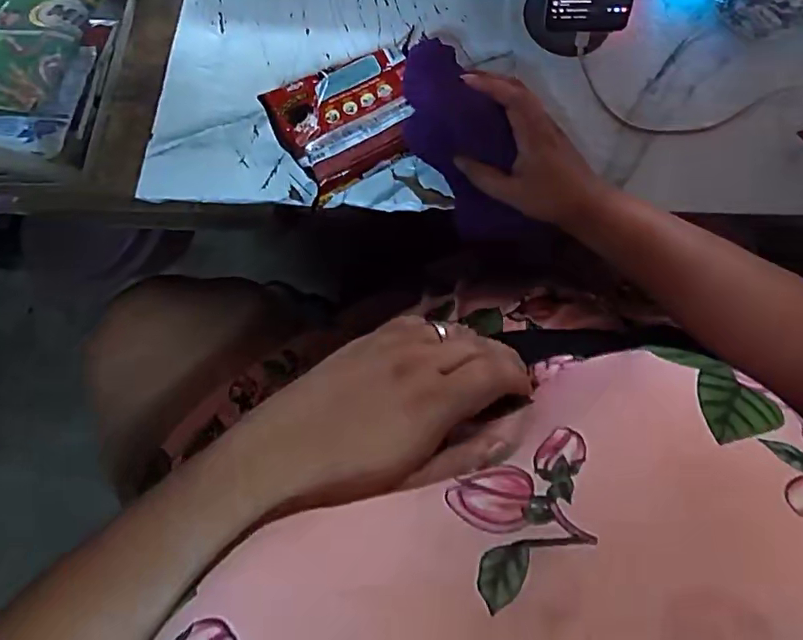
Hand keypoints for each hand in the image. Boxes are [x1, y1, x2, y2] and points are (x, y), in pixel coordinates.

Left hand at [218, 316, 531, 513]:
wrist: (277, 453)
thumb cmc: (347, 480)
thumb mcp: (413, 481)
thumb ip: (468, 454)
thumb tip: (511, 428)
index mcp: (434, 398)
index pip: (496, 370)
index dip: (520, 379)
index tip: (525, 394)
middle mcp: (419, 357)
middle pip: (480, 343)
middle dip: (504, 360)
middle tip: (508, 384)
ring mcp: (391, 340)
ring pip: (452, 327)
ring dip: (474, 343)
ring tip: (476, 367)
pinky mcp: (369, 334)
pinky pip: (419, 320)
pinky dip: (439, 331)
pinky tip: (435, 348)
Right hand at [454, 70, 615, 227]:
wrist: (590, 205)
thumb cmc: (552, 199)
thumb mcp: (512, 194)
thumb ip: (483, 176)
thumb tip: (458, 159)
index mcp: (533, 133)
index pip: (512, 97)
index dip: (488, 84)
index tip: (464, 79)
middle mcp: (542, 122)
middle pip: (519, 88)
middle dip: (492, 78)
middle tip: (464, 78)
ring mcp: (549, 125)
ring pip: (525, 94)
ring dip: (501, 85)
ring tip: (476, 88)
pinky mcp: (552, 131)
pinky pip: (528, 104)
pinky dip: (510, 96)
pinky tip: (497, 106)